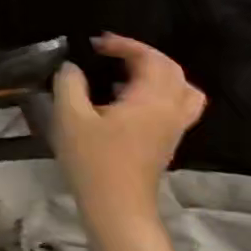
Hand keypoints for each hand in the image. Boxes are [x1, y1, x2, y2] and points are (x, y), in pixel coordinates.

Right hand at [50, 33, 205, 224]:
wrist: (116, 206)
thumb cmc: (92, 159)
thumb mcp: (69, 116)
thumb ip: (69, 84)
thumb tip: (72, 67)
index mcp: (151, 100)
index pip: (150, 59)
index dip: (124, 44)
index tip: (95, 44)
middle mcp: (171, 110)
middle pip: (172, 70)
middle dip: (142, 54)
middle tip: (109, 52)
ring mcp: (173, 128)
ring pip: (182, 89)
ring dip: (156, 73)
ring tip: (124, 73)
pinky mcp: (166, 141)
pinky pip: (175, 105)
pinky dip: (157, 92)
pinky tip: (125, 100)